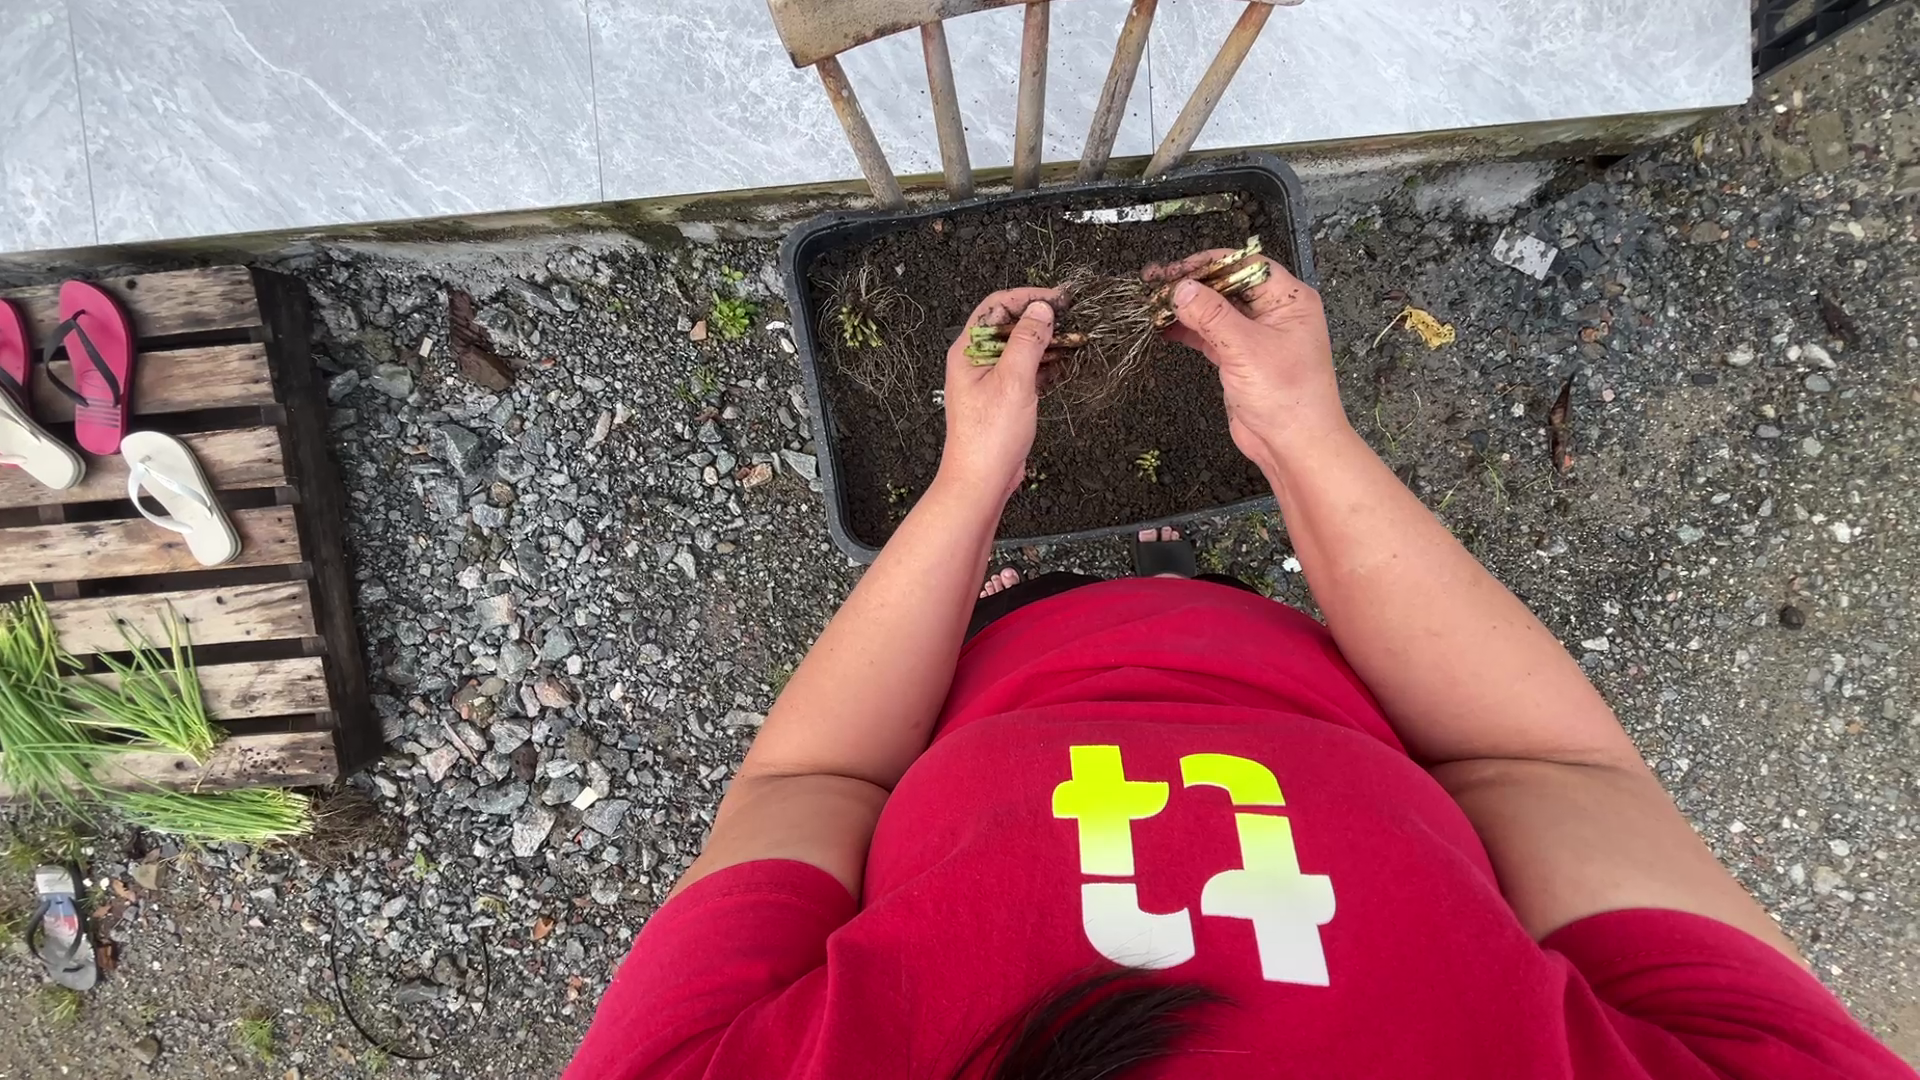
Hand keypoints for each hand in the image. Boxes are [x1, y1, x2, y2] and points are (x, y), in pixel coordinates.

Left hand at [940, 288, 1056, 499]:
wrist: (981, 481)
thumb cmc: (988, 438)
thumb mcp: (1013, 381)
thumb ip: (1028, 341)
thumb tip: (1042, 310)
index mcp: (968, 350)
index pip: (997, 306)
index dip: (1029, 297)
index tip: (1060, 298)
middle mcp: (976, 361)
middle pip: (1010, 326)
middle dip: (1042, 320)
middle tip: (1073, 318)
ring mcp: (990, 381)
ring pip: (1021, 350)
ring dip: (1047, 344)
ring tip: (1076, 340)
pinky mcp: (1003, 399)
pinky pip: (1026, 372)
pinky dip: (1045, 367)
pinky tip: (1066, 365)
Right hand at [1147, 252, 1346, 471]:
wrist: (1293, 444)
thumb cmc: (1286, 397)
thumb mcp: (1246, 349)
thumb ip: (1212, 316)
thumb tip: (1181, 288)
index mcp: (1288, 300)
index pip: (1244, 266)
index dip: (1208, 265)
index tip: (1174, 271)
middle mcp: (1273, 313)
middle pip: (1226, 287)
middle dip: (1191, 286)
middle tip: (1155, 285)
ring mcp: (1255, 337)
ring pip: (1215, 312)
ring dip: (1185, 309)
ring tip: (1153, 306)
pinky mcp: (1239, 360)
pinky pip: (1210, 336)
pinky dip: (1188, 331)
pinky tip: (1164, 328)